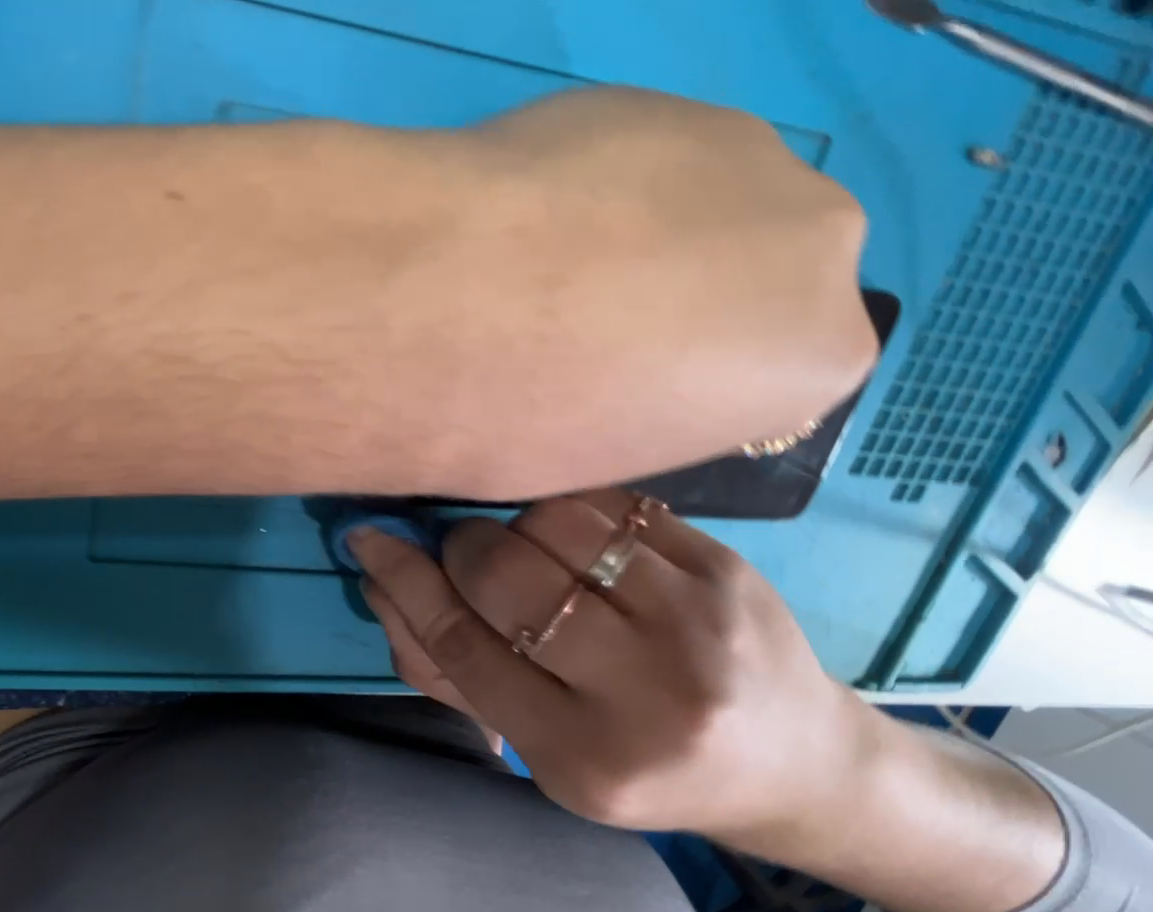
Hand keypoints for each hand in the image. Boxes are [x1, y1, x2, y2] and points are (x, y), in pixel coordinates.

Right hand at [350, 490, 889, 841]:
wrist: (795, 763)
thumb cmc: (644, 767)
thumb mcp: (542, 752)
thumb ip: (455, 677)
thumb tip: (384, 584)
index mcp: (587, 757)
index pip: (465, 646)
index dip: (406, 584)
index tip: (370, 539)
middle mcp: (648, 691)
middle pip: (505, 577)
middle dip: (461, 549)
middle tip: (461, 553)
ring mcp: (697, 620)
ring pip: (556, 524)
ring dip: (514, 524)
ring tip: (523, 549)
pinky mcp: (727, 565)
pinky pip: (610, 502)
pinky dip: (566, 511)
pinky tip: (571, 538)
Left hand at [368, 86, 876, 499]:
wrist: (446, 306)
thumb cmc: (526, 421)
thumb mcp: (600, 457)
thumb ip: (652, 409)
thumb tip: (621, 376)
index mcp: (817, 359)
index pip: (770, 371)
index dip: (685, 380)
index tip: (616, 386)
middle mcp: (821, 245)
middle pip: (755, 273)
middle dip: (680, 295)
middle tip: (576, 322)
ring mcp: (749, 153)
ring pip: (706, 202)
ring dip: (641, 230)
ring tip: (540, 262)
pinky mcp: (663, 99)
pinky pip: (639, 157)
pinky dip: (591, 186)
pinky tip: (522, 213)